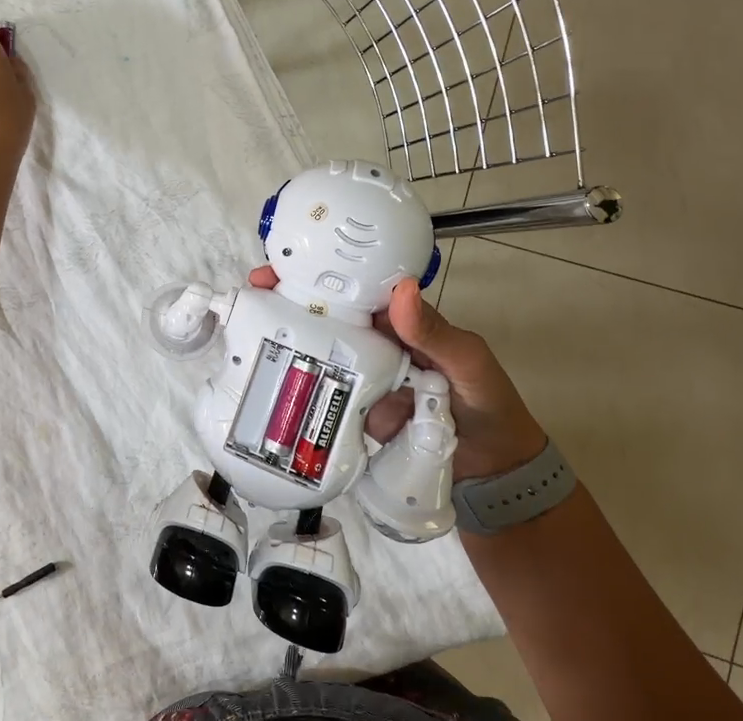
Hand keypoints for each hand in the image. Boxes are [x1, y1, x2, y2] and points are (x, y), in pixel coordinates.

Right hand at [247, 267, 545, 479]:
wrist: (493, 474)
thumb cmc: (489, 405)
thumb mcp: (469, 363)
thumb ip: (435, 332)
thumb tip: (401, 289)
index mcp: (397, 322)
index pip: (351, 290)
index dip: (315, 275)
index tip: (277, 269)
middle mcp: (372, 344)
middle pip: (323, 318)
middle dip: (286, 304)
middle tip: (251, 297)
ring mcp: (359, 379)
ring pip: (316, 355)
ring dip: (286, 344)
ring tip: (249, 334)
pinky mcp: (352, 411)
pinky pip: (322, 394)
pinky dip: (300, 387)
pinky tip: (271, 380)